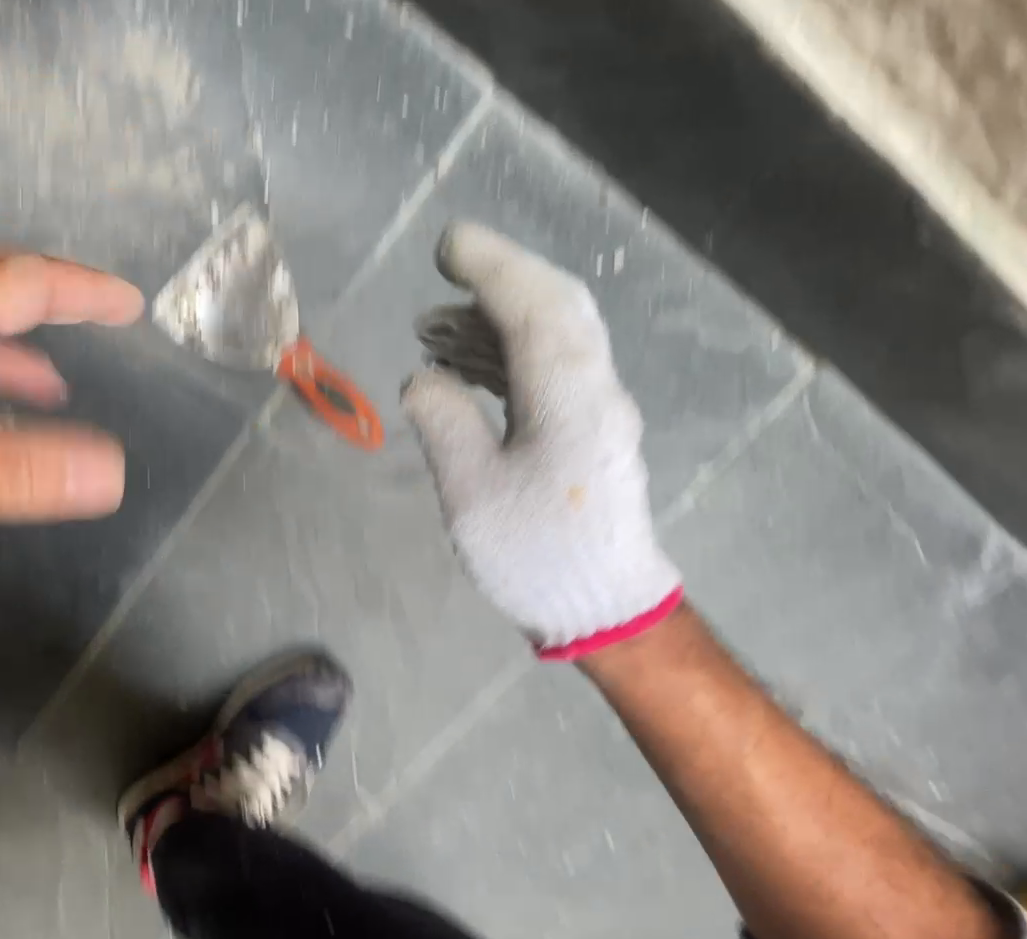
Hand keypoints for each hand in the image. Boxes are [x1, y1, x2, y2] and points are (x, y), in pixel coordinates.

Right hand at [402, 223, 680, 657]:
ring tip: (434, 326)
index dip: (492, 266)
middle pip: (556, 307)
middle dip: (500, 277)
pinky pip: (548, 367)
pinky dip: (506, 350)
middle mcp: (592, 388)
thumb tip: (423, 377)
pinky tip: (465, 365)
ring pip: (552, 335)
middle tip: (445, 266)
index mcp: (567, 396)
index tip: (449, 243)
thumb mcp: (470, 492)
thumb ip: (444, 422)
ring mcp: (595, 408)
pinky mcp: (587, 431)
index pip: (535, 307)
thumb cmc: (534, 551)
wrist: (603, 606)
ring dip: (496, 317)